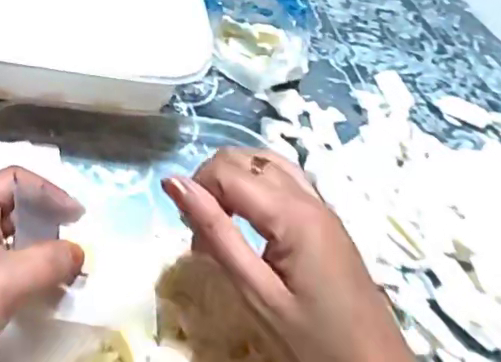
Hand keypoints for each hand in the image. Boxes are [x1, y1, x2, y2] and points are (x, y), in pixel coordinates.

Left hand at [0, 167, 85, 361]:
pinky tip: (55, 291)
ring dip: (46, 251)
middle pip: (17, 207)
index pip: (14, 179)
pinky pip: (14, 268)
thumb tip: (80, 250)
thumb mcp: (3, 278)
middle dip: (50, 221)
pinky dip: (36, 274)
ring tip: (74, 270)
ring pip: (18, 240)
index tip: (78, 215)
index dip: (47, 190)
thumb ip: (45, 260)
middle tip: (79, 245)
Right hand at [163, 150, 409, 361]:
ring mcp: (322, 206)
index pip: (225, 170)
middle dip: (211, 182)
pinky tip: (252, 216)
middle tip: (202, 229)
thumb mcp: (258, 293)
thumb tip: (172, 181)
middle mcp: (308, 197)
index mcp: (291, 214)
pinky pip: (284, 177)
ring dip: (233, 178)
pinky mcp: (327, 220)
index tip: (191, 231)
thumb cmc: (316, 342)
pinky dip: (257, 182)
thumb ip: (215, 232)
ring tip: (223, 219)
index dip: (196, 189)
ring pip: (262, 160)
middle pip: (242, 158)